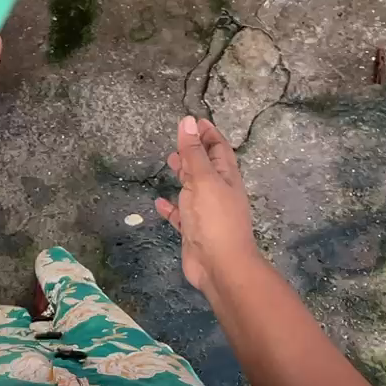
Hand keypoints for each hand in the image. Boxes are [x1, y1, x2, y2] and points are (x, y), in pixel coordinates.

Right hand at [154, 117, 264, 290]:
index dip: (208, 134)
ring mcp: (206, 212)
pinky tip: (159, 203)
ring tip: (169, 162)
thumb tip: (188, 121)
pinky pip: (180, 214)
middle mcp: (218, 192)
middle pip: (206, 166)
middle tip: (178, 140)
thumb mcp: (204, 180)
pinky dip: (170, 206)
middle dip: (194, 151)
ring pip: (193, 188)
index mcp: (226, 178)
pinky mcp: (193, 230)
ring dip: (183, 174)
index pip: (218, 149)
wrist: (220, 266)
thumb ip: (194, 152)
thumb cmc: (215, 219)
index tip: (195, 120)